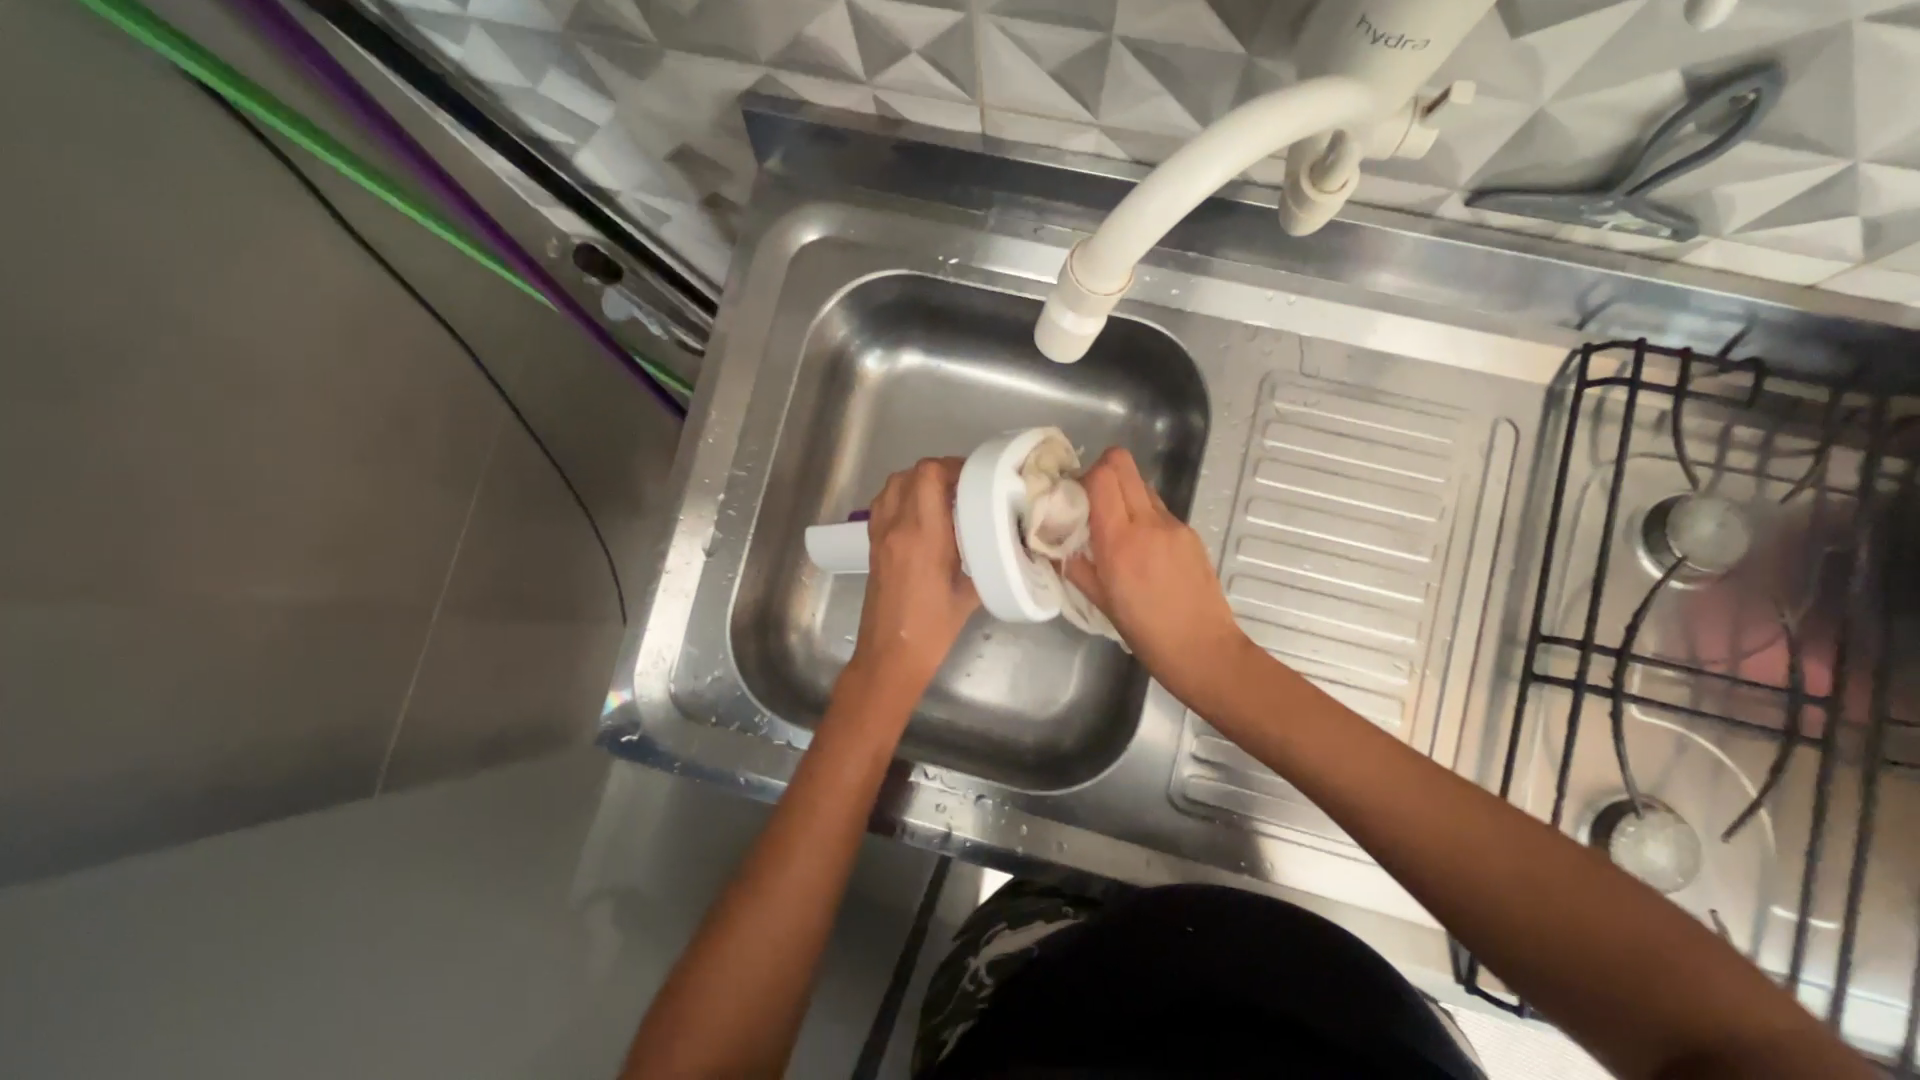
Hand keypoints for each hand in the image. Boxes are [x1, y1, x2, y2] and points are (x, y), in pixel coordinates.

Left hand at [850, 458, 979, 690]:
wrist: (891, 655)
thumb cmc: (934, 628)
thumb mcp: (971, 592)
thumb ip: (989, 559)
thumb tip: (1011, 541)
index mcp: (922, 534)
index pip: (929, 475)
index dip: (953, 466)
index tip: (975, 477)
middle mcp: (896, 527)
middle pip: (911, 474)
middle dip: (939, 472)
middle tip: (964, 486)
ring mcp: (880, 534)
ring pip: (893, 485)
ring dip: (917, 482)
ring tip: (944, 497)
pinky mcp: (872, 545)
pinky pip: (884, 504)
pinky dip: (902, 497)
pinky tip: (923, 515)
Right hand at [1064, 448, 1254, 702]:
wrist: (1204, 649)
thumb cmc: (1145, 633)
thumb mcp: (1100, 602)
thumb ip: (1076, 566)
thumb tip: (1058, 544)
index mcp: (1120, 541)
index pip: (1102, 476)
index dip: (1083, 476)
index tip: (1073, 497)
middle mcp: (1148, 523)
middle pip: (1123, 464)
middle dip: (1101, 472)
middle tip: (1090, 501)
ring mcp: (1174, 525)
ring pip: (1142, 485)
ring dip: (1123, 494)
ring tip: (1116, 529)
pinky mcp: (1191, 533)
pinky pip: (1158, 510)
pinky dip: (1143, 516)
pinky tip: (1143, 550)